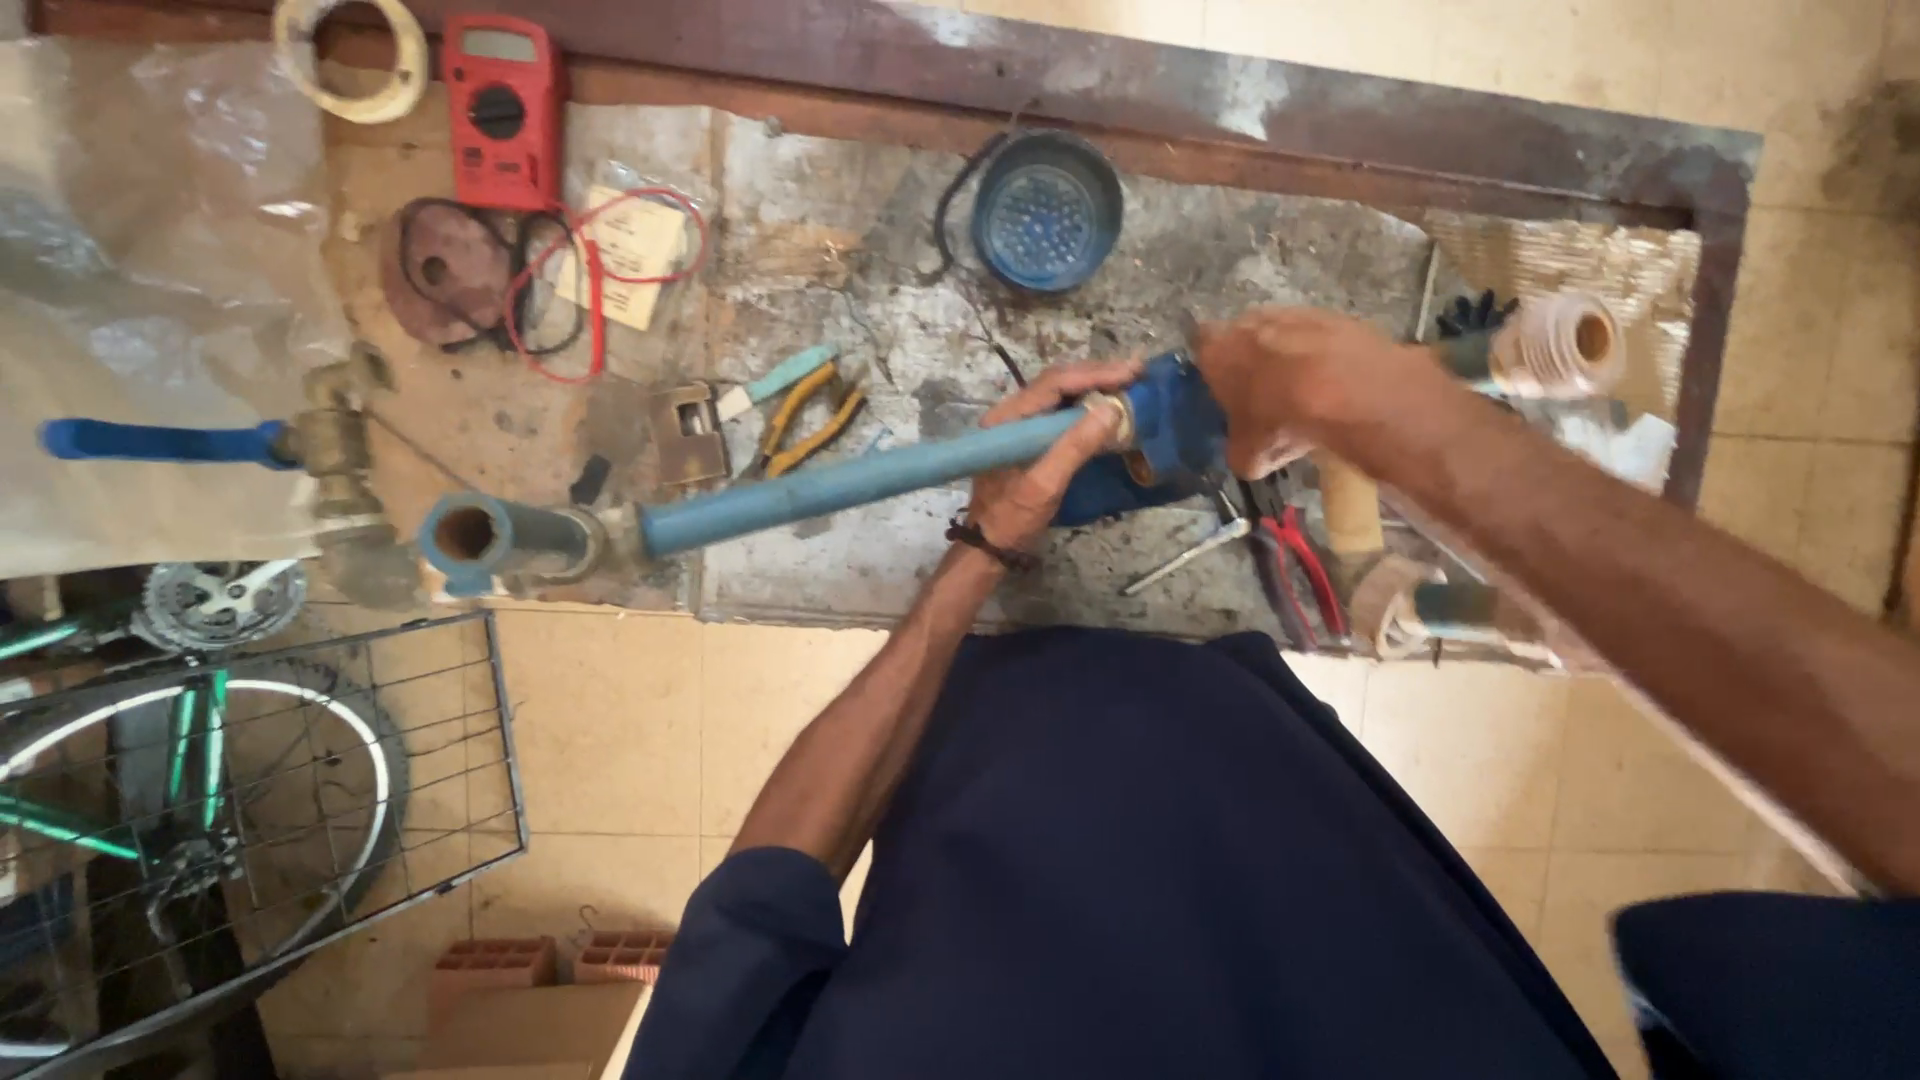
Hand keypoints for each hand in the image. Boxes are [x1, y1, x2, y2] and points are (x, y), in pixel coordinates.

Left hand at [966, 360, 1142, 553]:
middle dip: (1097, 375)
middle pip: (1056, 382)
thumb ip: (1075, 447)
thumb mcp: (1045, 486)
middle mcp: (1008, 415)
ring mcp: (1017, 427)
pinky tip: (1106, 407)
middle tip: (1137, 371)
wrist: (989, 547)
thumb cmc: (1013, 519)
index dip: (1095, 374)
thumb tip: (1111, 409)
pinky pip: (1058, 413)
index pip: (1054, 383)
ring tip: (1127, 382)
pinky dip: (1084, 407)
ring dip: (1092, 387)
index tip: (1132, 372)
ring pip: (1059, 395)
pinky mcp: (1027, 440)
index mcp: (1006, 419)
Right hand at [1193, 308, 1438, 477]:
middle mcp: (1247, 322)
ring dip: (1287, 353)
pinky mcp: (1333, 314)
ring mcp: (1292, 313)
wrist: (1348, 391)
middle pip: (1241, 335)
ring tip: (1303, 387)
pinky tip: (1333, 380)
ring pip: (1281, 331)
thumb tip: (1246, 454)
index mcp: (1216, 351)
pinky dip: (1322, 353)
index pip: (1201, 345)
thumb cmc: (1279, 420)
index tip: (1223, 384)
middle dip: (1249, 356)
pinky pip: (1318, 335)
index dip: (1212, 364)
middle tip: (1262, 389)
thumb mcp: (1249, 455)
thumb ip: (1238, 448)